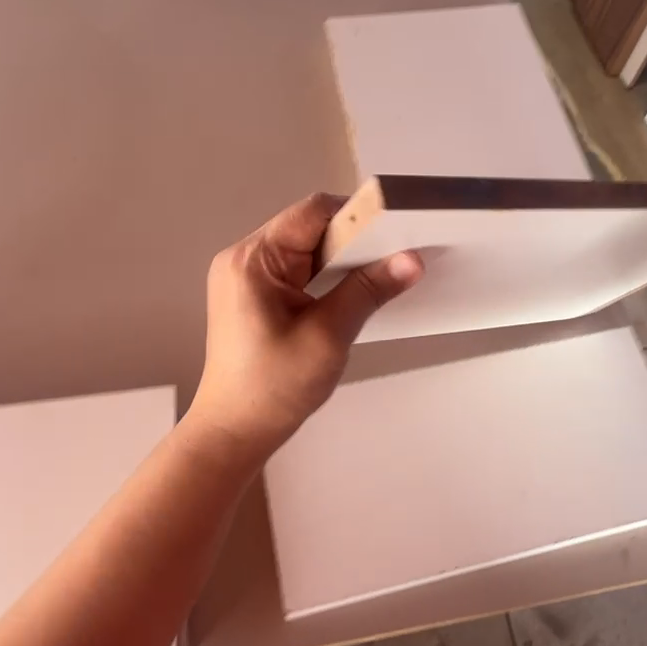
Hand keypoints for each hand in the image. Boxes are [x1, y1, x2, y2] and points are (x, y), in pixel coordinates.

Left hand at [187, 194, 422, 456]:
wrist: (234, 433)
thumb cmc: (274, 387)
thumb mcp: (328, 336)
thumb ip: (369, 291)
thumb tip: (412, 260)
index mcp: (252, 260)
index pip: (312, 212)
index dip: (357, 216)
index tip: (397, 231)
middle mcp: (244, 259)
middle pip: (309, 228)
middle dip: (354, 240)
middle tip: (395, 256)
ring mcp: (247, 278)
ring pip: (307, 250)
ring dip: (342, 261)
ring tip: (379, 276)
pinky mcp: (255, 297)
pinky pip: (299, 271)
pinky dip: (328, 277)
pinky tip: (353, 294)